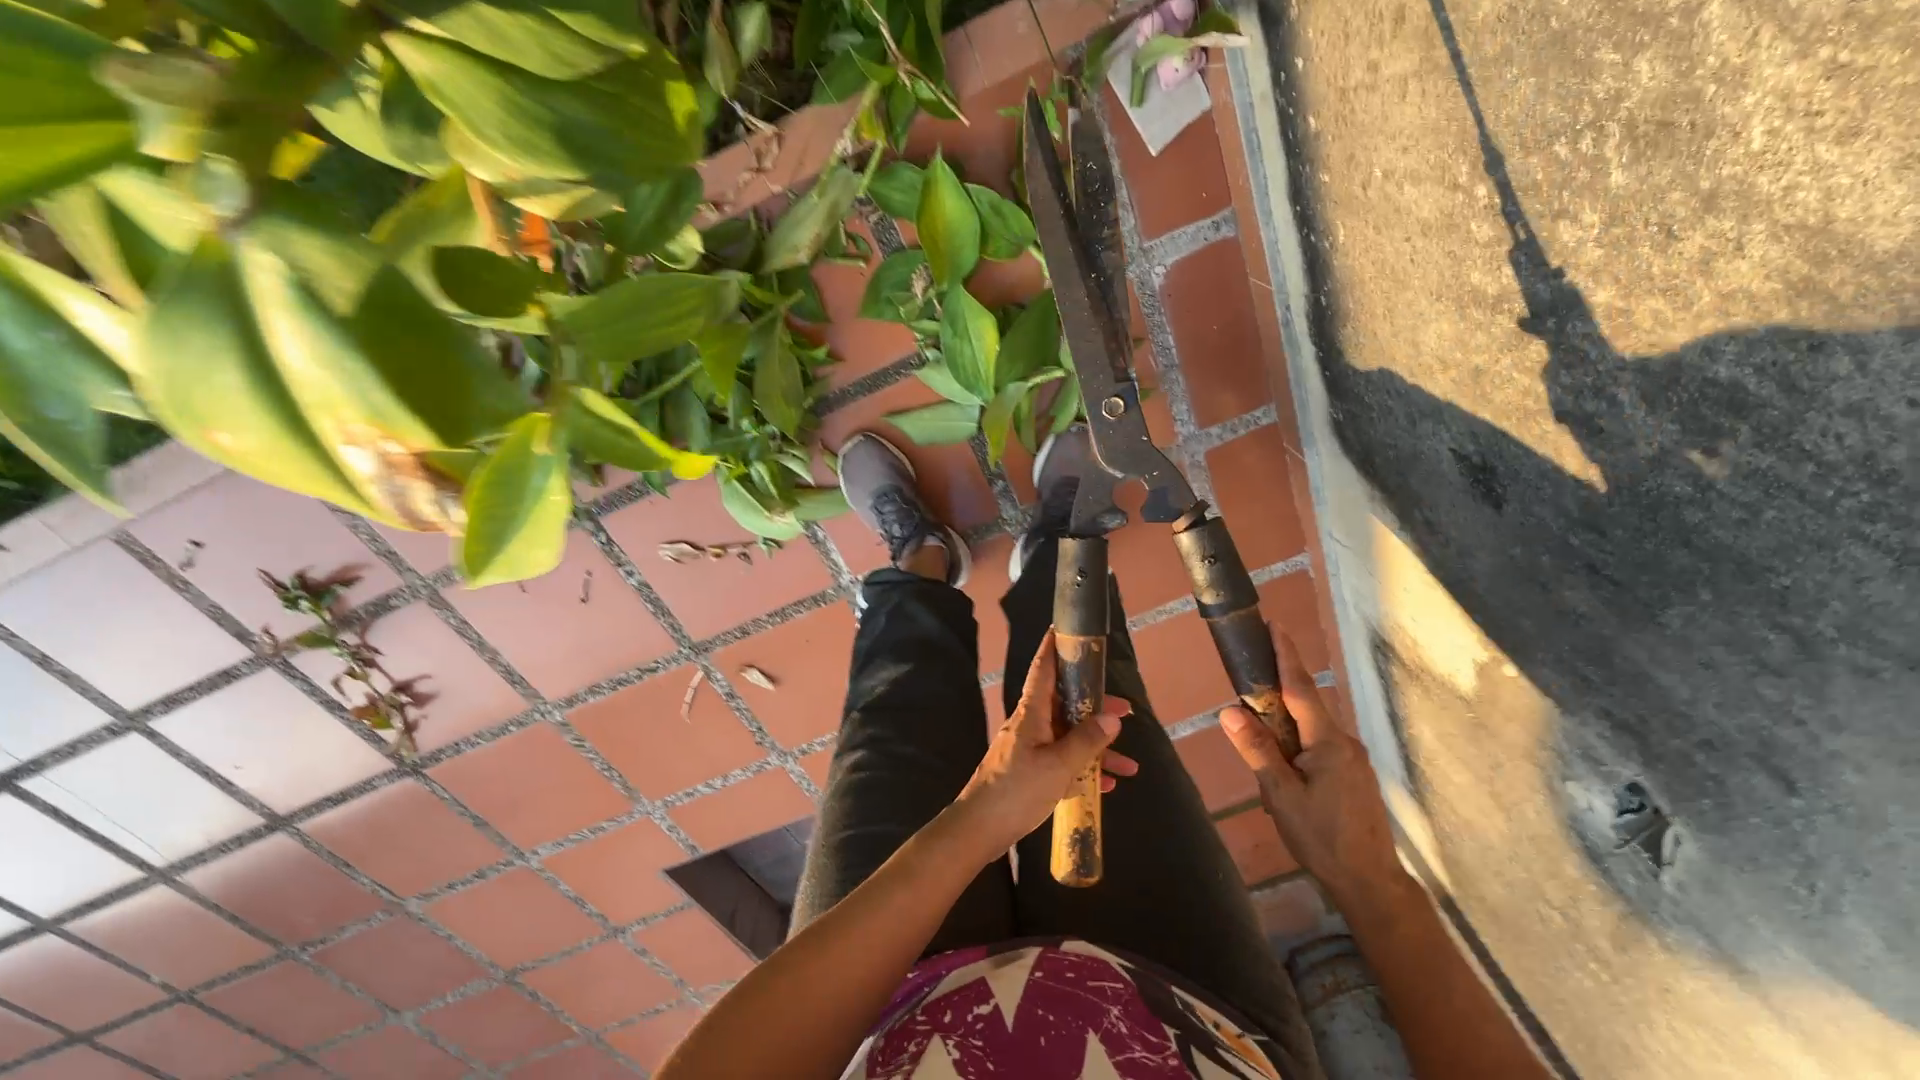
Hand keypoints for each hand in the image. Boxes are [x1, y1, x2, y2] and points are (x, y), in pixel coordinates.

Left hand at [952, 630, 1138, 860]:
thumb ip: (1086, 741)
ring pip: (1068, 739)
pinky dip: (1083, 770)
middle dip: (1096, 708)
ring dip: (1097, 749)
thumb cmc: (1016, 790)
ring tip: (1129, 764)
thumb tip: (1112, 717)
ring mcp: (1028, 750)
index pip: (1043, 671)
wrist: (979, 828)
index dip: (1053, 649)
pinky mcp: (1029, 774)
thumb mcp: (1057, 765)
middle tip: (1126, 710)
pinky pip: (1062, 764)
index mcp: (1031, 714)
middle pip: (1065, 706)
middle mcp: (1029, 726)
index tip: (1063, 630)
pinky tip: (1106, 785)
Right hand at [1219, 633, 1404, 906]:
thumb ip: (1258, 751)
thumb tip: (1230, 711)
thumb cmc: (1322, 838)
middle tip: (1248, 688)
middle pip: (1305, 708)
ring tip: (1260, 752)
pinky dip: (1296, 749)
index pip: (1301, 689)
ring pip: (1310, 732)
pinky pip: (1319, 749)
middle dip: (1276, 697)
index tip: (1275, 626)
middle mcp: (1345, 743)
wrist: (1369, 881)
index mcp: (1328, 743)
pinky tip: (1283, 777)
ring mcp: (1352, 760)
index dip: (1286, 657)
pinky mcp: (1353, 776)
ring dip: (1284, 731)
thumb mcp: (1281, 795)